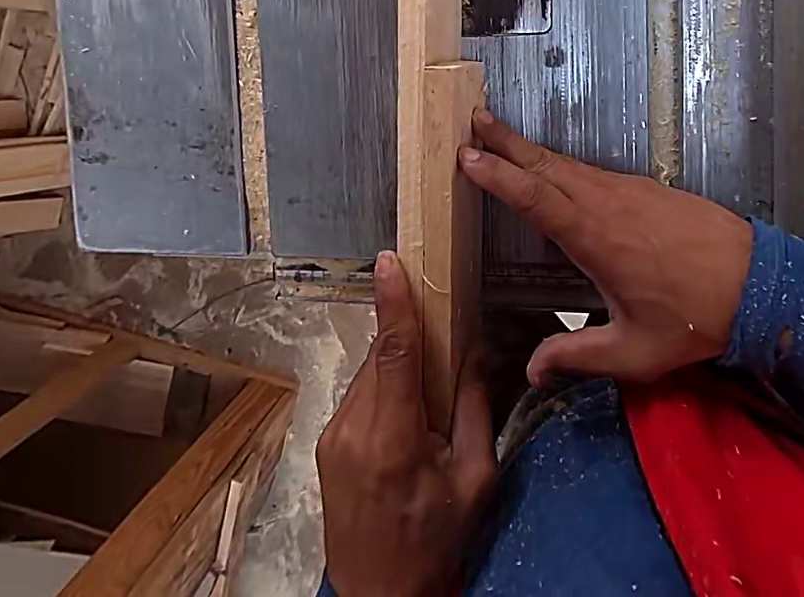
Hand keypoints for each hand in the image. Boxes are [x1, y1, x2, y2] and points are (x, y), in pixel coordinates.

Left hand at [317, 251, 495, 596]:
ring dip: (401, 364)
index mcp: (393, 439)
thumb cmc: (432, 541)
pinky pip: (362, 391)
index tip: (390, 262)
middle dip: (413, 337)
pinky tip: (407, 414)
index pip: (394, 352)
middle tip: (444, 343)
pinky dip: (387, 385)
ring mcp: (333, 436)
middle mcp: (353, 430)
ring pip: (372, 369)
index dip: (394, 302)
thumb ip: (476, 406)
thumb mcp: (475, 477)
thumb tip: (474, 349)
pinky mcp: (327, 441)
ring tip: (428, 398)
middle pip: (384, 354)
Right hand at [459, 109, 753, 386]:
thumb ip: (579, 356)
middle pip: (546, 163)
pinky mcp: (646, 188)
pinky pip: (593, 170)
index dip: (497, 174)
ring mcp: (628, 190)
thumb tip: (534, 369)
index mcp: (594, 235)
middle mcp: (607, 202)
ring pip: (569, 164)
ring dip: (532, 150)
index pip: (534, 196)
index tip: (468, 154)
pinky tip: (557, 171)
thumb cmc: (696, 317)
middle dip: (507, 141)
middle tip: (475, 120)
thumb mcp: (634, 350)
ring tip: (504, 140)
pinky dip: (564, 165)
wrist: (758, 282)